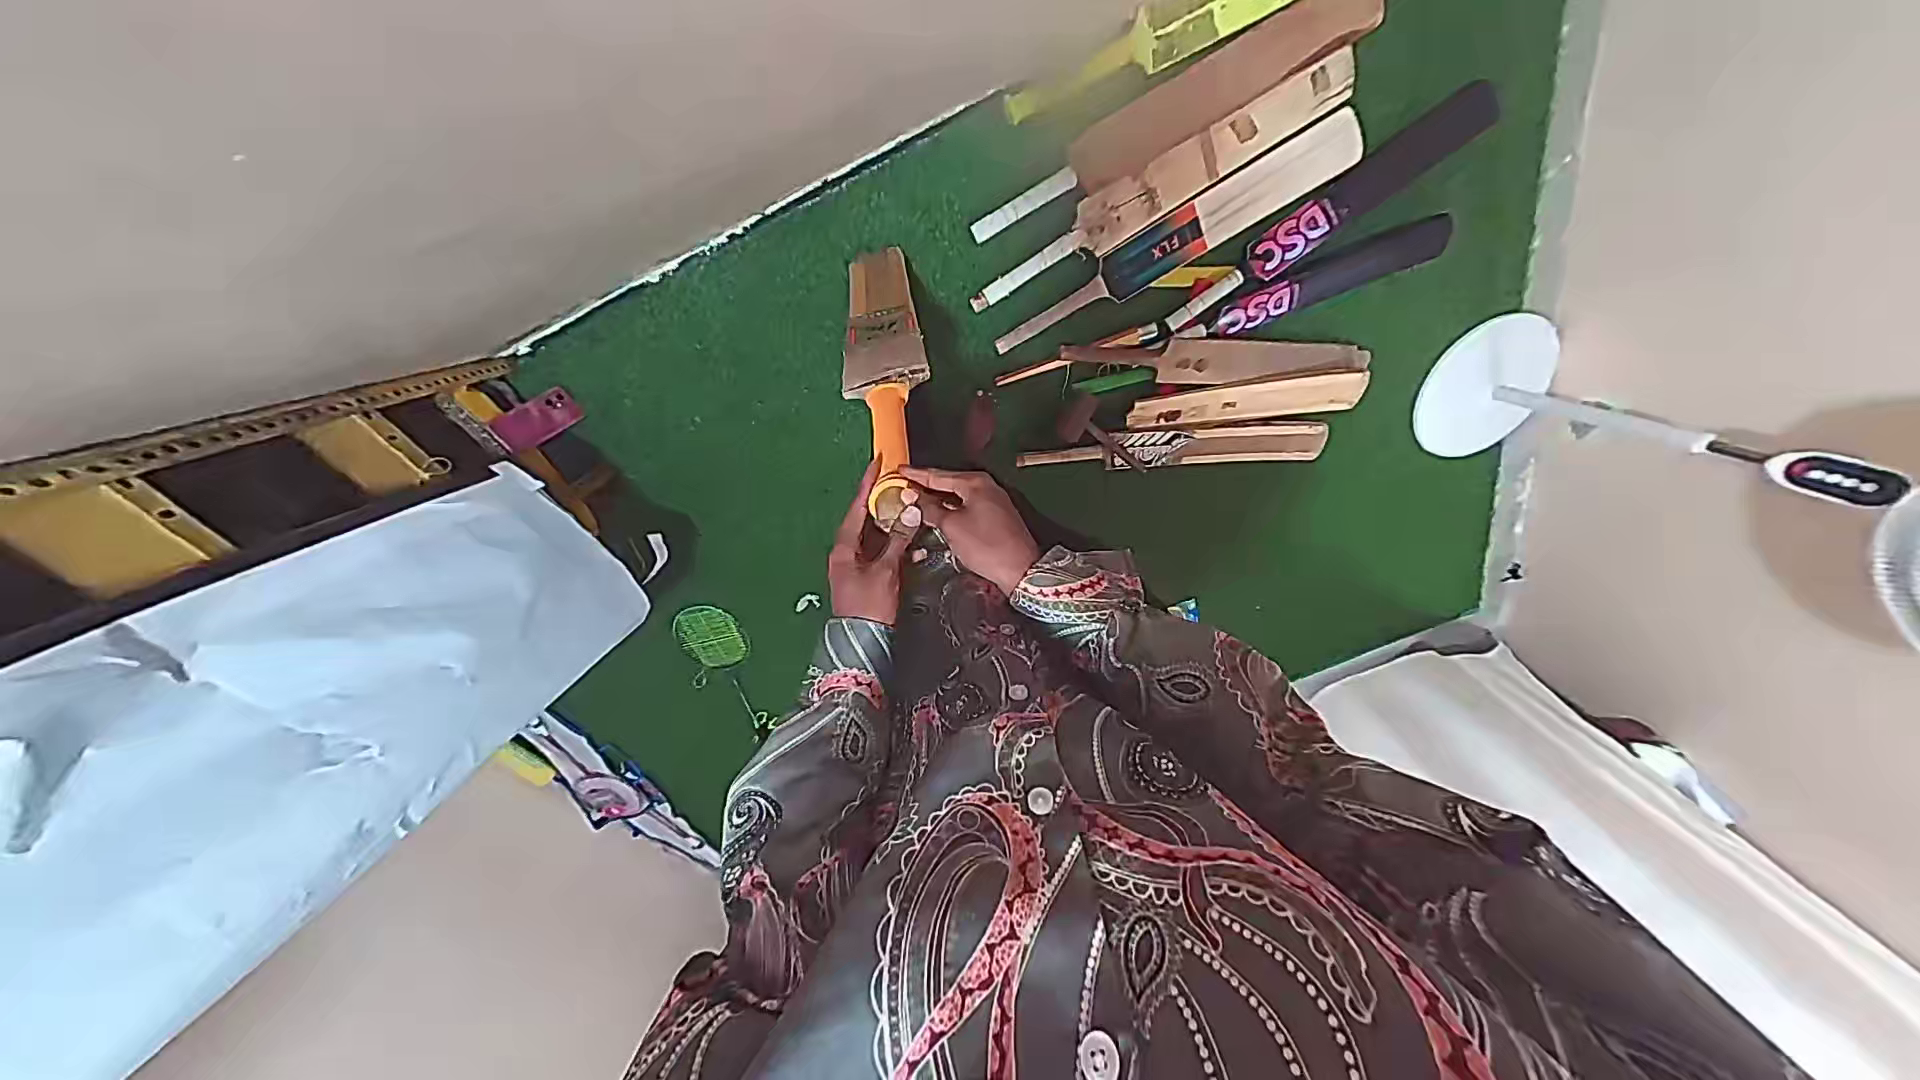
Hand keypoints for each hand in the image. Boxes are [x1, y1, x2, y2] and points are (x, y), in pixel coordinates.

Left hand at [829, 461, 922, 624]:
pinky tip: (915, 549)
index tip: (877, 462)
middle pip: (867, 521)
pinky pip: (883, 555)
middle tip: (901, 487)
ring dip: (895, 528)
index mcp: (844, 547)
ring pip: (878, 538)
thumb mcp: (885, 571)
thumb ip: (898, 541)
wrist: (862, 642)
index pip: (857, 507)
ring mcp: (856, 565)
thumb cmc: (868, 605)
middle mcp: (847, 552)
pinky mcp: (868, 577)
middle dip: (885, 505)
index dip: (867, 484)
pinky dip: (898, 550)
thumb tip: (910, 513)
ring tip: (912, 515)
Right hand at [900, 467, 1040, 597]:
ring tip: (917, 500)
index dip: (916, 474)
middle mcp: (986, 486)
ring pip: (958, 495)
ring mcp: (992, 500)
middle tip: (905, 485)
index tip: (901, 471)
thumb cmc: (987, 546)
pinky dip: (951, 508)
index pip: (938, 475)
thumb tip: (914, 499)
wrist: (1019, 568)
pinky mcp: (995, 515)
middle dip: (926, 485)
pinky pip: (967, 505)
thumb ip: (930, 509)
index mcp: (975, 483)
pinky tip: (940, 514)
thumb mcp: (951, 526)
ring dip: (938, 498)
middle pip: (949, 482)